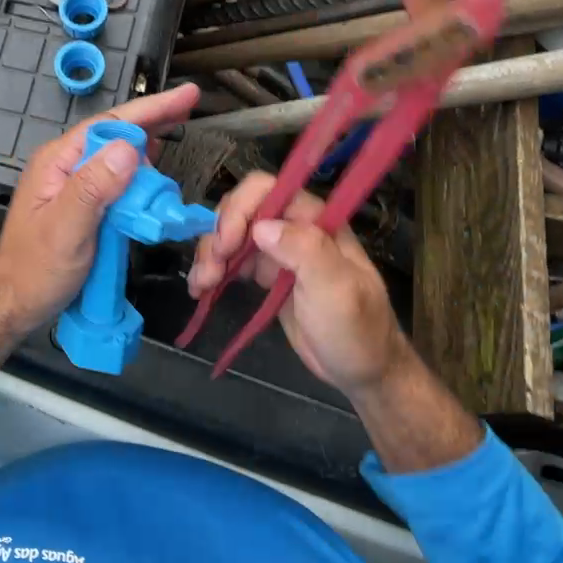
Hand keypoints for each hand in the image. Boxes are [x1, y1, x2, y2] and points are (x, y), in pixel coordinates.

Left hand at [0, 83, 200, 369]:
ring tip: (179, 129)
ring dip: (148, 145)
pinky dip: (140, 176)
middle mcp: (65, 165)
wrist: (13, 304)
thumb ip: (94, 187)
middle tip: (190, 106)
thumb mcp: (66, 229)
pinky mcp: (82, 207)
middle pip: (115, 133)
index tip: (186, 95)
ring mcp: (73, 185)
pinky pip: (116, 182)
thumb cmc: (34, 270)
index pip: (109, 124)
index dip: (150, 109)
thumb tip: (130, 148)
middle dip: (153, 119)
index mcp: (58, 161)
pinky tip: (155, 175)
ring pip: (117, 156)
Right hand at [187, 174, 411, 394]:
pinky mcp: (266, 274)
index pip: (266, 189)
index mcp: (314, 221)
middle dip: (219, 235)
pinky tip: (200, 289)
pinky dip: (211, 270)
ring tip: (202, 285)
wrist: (363, 372)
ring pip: (230, 234)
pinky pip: (230, 260)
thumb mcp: (337, 290)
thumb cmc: (356, 330)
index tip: (227, 244)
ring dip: (209, 255)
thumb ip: (305, 251)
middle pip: (241, 209)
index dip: (240, 209)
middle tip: (211, 270)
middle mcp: (293, 227)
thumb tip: (261, 227)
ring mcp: (278, 251)